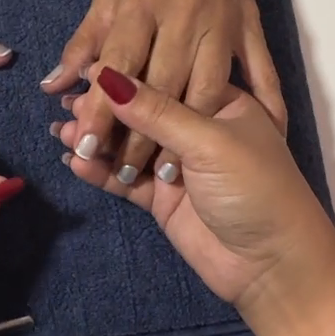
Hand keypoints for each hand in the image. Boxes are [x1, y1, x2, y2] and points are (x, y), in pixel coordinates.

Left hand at [43, 0, 284, 187]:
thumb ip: (83, 44)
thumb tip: (53, 87)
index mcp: (142, 4)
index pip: (117, 66)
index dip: (101, 110)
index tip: (87, 149)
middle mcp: (183, 15)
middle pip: (162, 87)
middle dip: (143, 136)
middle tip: (125, 176)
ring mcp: (222, 24)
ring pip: (207, 89)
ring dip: (192, 136)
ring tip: (169, 177)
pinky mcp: (251, 29)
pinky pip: (262, 73)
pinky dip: (267, 106)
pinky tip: (261, 140)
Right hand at [57, 67, 334, 313]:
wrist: (272, 265)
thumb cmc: (255, 189)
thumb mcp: (209, 141)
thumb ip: (157, 111)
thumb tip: (108, 76)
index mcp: (220, 103)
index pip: (166, 78)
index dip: (127, 75)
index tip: (85, 69)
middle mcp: (197, 130)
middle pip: (142, 113)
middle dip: (104, 109)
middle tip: (66, 102)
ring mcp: (177, 166)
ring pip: (128, 147)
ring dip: (97, 140)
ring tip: (63, 132)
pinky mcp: (163, 200)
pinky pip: (125, 181)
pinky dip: (101, 172)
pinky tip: (75, 163)